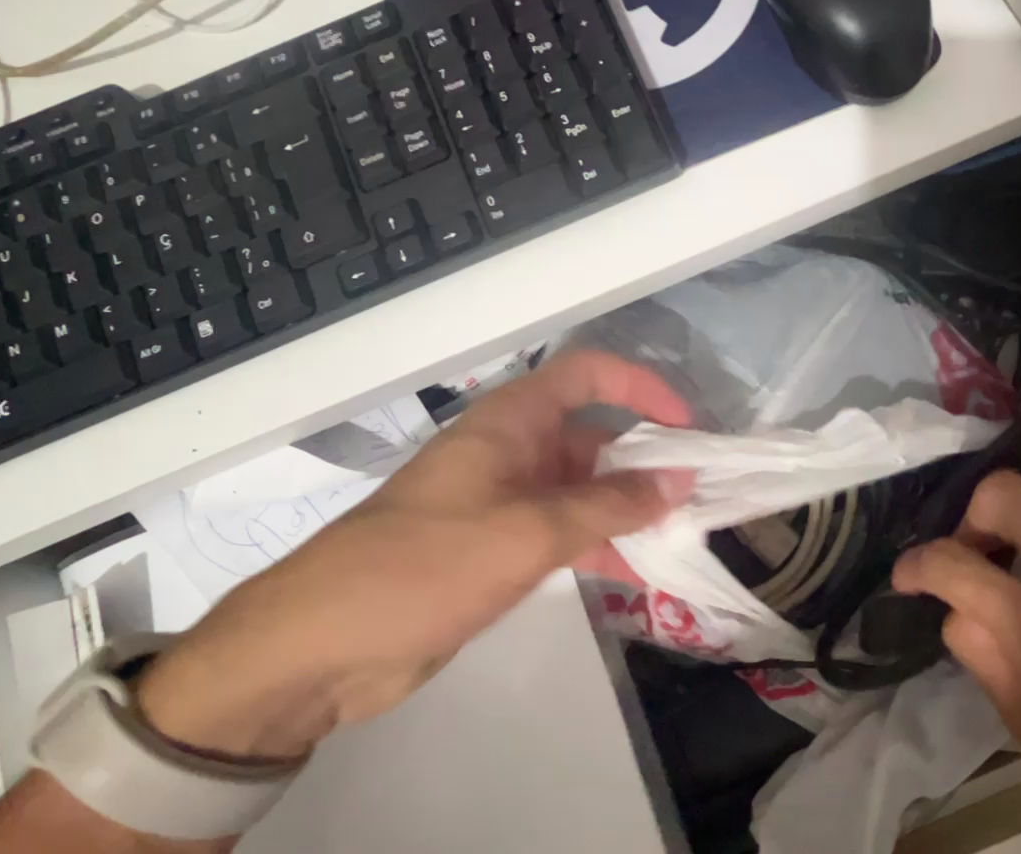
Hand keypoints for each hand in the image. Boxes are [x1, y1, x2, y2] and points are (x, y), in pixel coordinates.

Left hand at [133, 351, 692, 760]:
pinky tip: (638, 574)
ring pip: (581, 491)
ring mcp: (502, 503)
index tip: (684, 428)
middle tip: (698, 499)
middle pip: (591, 436)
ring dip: (627, 509)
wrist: (322, 646)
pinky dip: (598, 545)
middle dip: (644, 461)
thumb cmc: (424, 567)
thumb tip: (679, 480)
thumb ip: (608, 505)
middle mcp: (510, 452)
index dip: (639, 387)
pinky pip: (561, 534)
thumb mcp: (526, 532)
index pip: (585, 375)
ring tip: (681, 539)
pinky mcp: (494, 551)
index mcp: (509, 423)